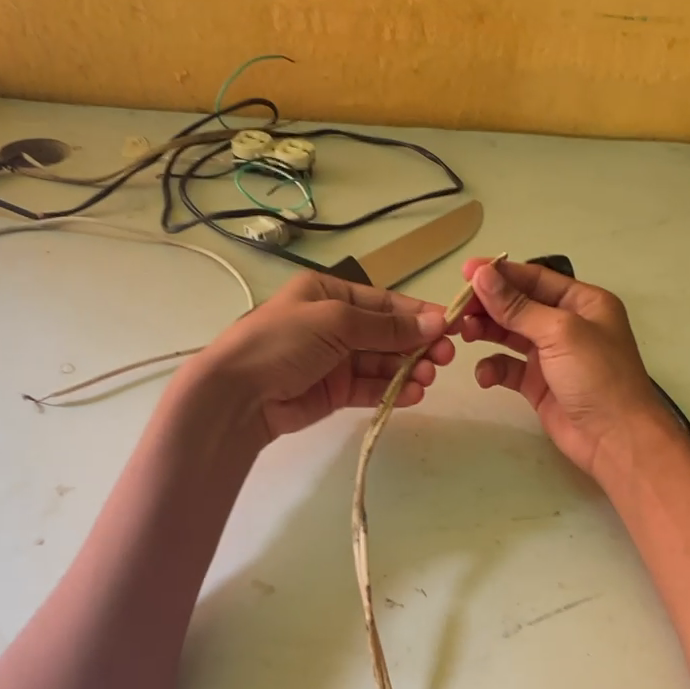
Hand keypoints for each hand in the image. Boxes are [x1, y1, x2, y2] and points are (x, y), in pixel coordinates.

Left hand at [186, 271, 455, 441]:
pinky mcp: (334, 392)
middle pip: (388, 334)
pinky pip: (371, 388)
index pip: (384, 302)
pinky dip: (392, 390)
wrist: (239, 394)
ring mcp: (335, 360)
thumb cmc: (283, 342)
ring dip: (409, 369)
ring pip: (383, 363)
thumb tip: (435, 321)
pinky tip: (413, 394)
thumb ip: (387, 326)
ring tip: (428, 379)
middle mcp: (334, 324)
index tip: (450, 327)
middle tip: (445, 358)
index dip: (417, 314)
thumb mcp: (336, 322)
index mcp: (329, 294)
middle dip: (417, 344)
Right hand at [457, 257, 670, 479]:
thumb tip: (482, 275)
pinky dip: (493, 368)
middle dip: (488, 305)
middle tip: (456, 309)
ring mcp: (551, 355)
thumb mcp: (559, 332)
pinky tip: (484, 375)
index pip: (535, 279)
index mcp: (583, 302)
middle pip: (518, 305)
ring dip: (487, 332)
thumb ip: (517, 306)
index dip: (500, 274)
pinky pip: (508, 368)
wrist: (615, 439)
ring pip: (510, 335)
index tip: (465, 273)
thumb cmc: (597, 376)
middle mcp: (567, 324)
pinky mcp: (538, 384)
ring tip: (464, 334)